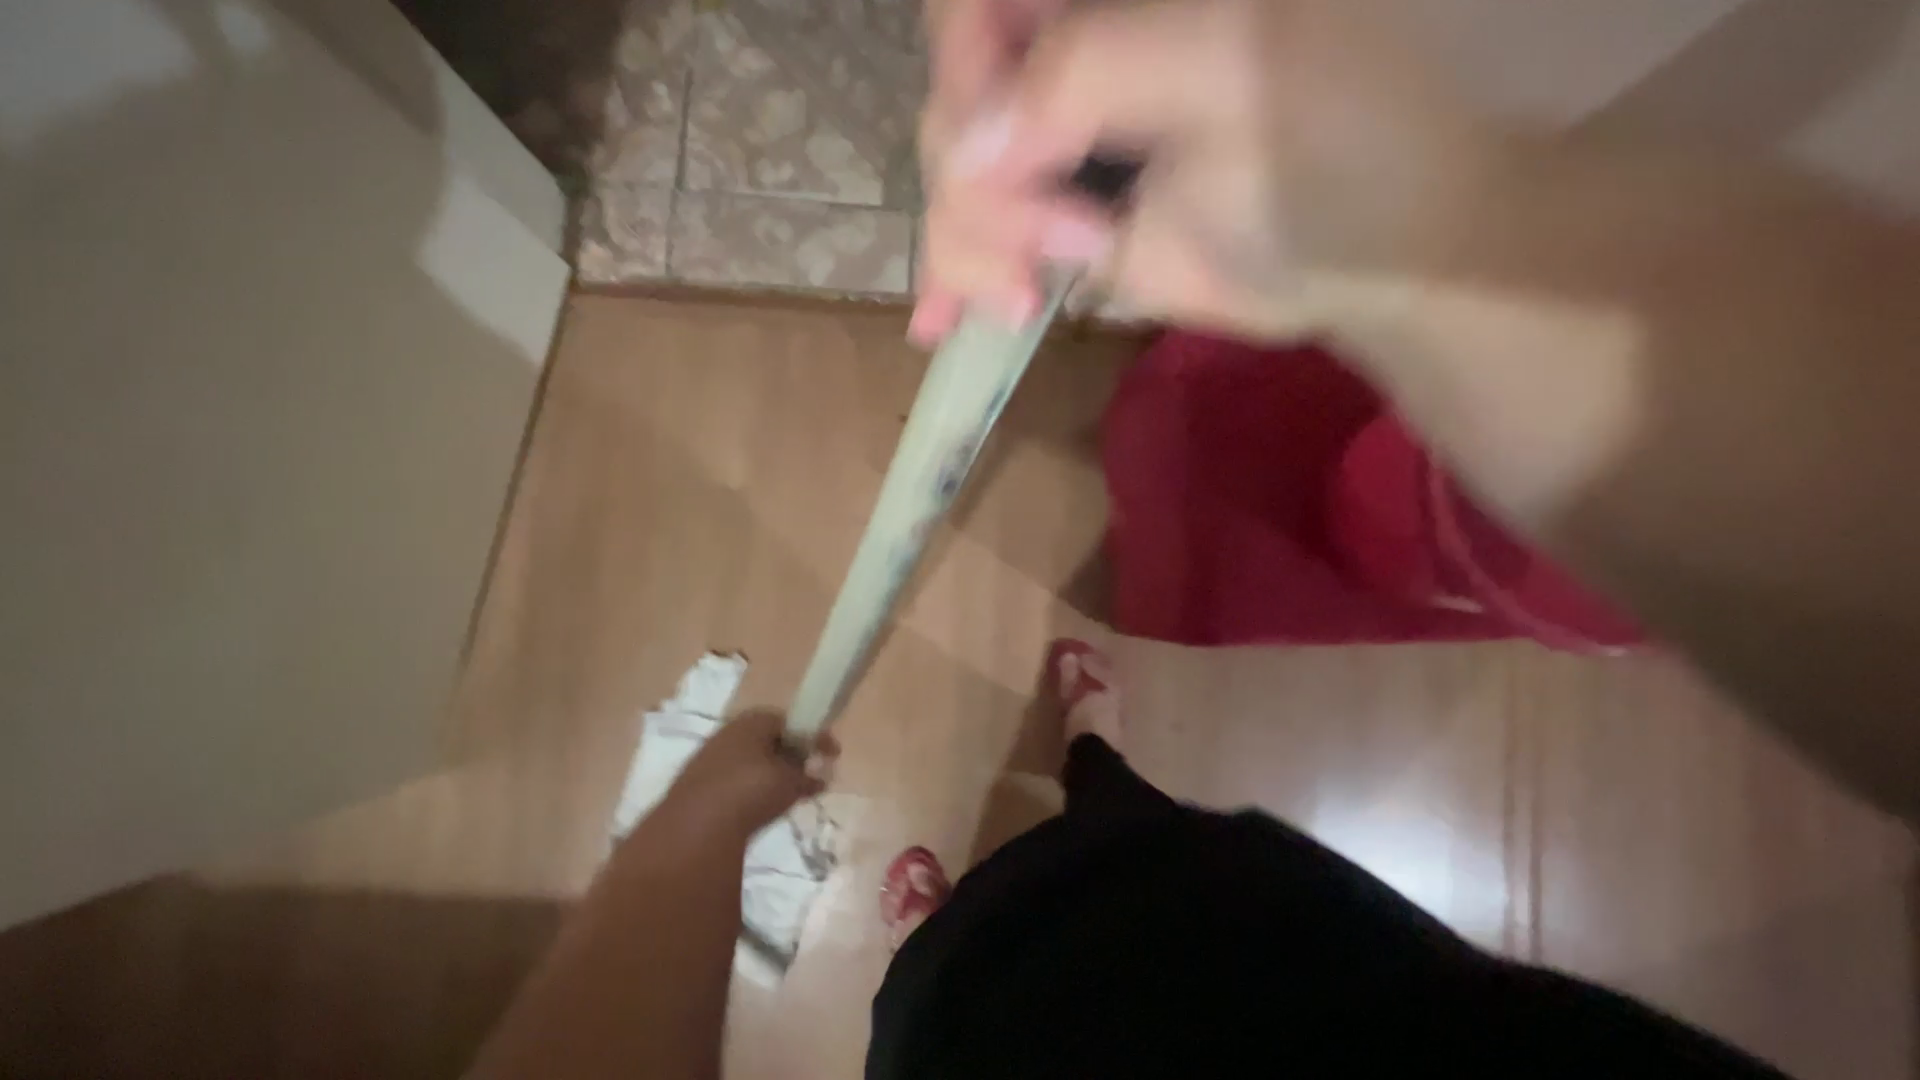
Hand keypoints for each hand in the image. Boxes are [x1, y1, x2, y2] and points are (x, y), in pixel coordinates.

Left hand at [657, 710, 838, 839]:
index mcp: (753, 721)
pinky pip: (733, 780)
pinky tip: (759, 808)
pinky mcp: (695, 785)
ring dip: (770, 774)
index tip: (832, 754)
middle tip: (809, 773)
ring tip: (787, 795)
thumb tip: (820, 776)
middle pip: (768, 739)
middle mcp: (729, 731)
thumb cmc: (752, 790)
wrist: (694, 826)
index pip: (790, 720)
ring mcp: (708, 757)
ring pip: (749, 760)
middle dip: (790, 755)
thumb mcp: (791, 782)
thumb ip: (808, 777)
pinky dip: (751, 790)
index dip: (813, 736)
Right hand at [911, 0, 1494, 344]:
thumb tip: (966, 147)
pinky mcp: (1052, 219)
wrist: (1365, 256)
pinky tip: (939, 322)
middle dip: (989, 191)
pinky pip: (971, 237)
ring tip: (1031, 295)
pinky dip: (952, 278)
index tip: (997, 154)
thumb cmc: (1334, 145)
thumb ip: (1092, 73)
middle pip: (953, 100)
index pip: (976, 7)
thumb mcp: (1229, 75)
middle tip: (1072, 246)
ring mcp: (1052, 142)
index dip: (966, 71)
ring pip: (952, 178)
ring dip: (975, 247)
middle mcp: (1064, 52)